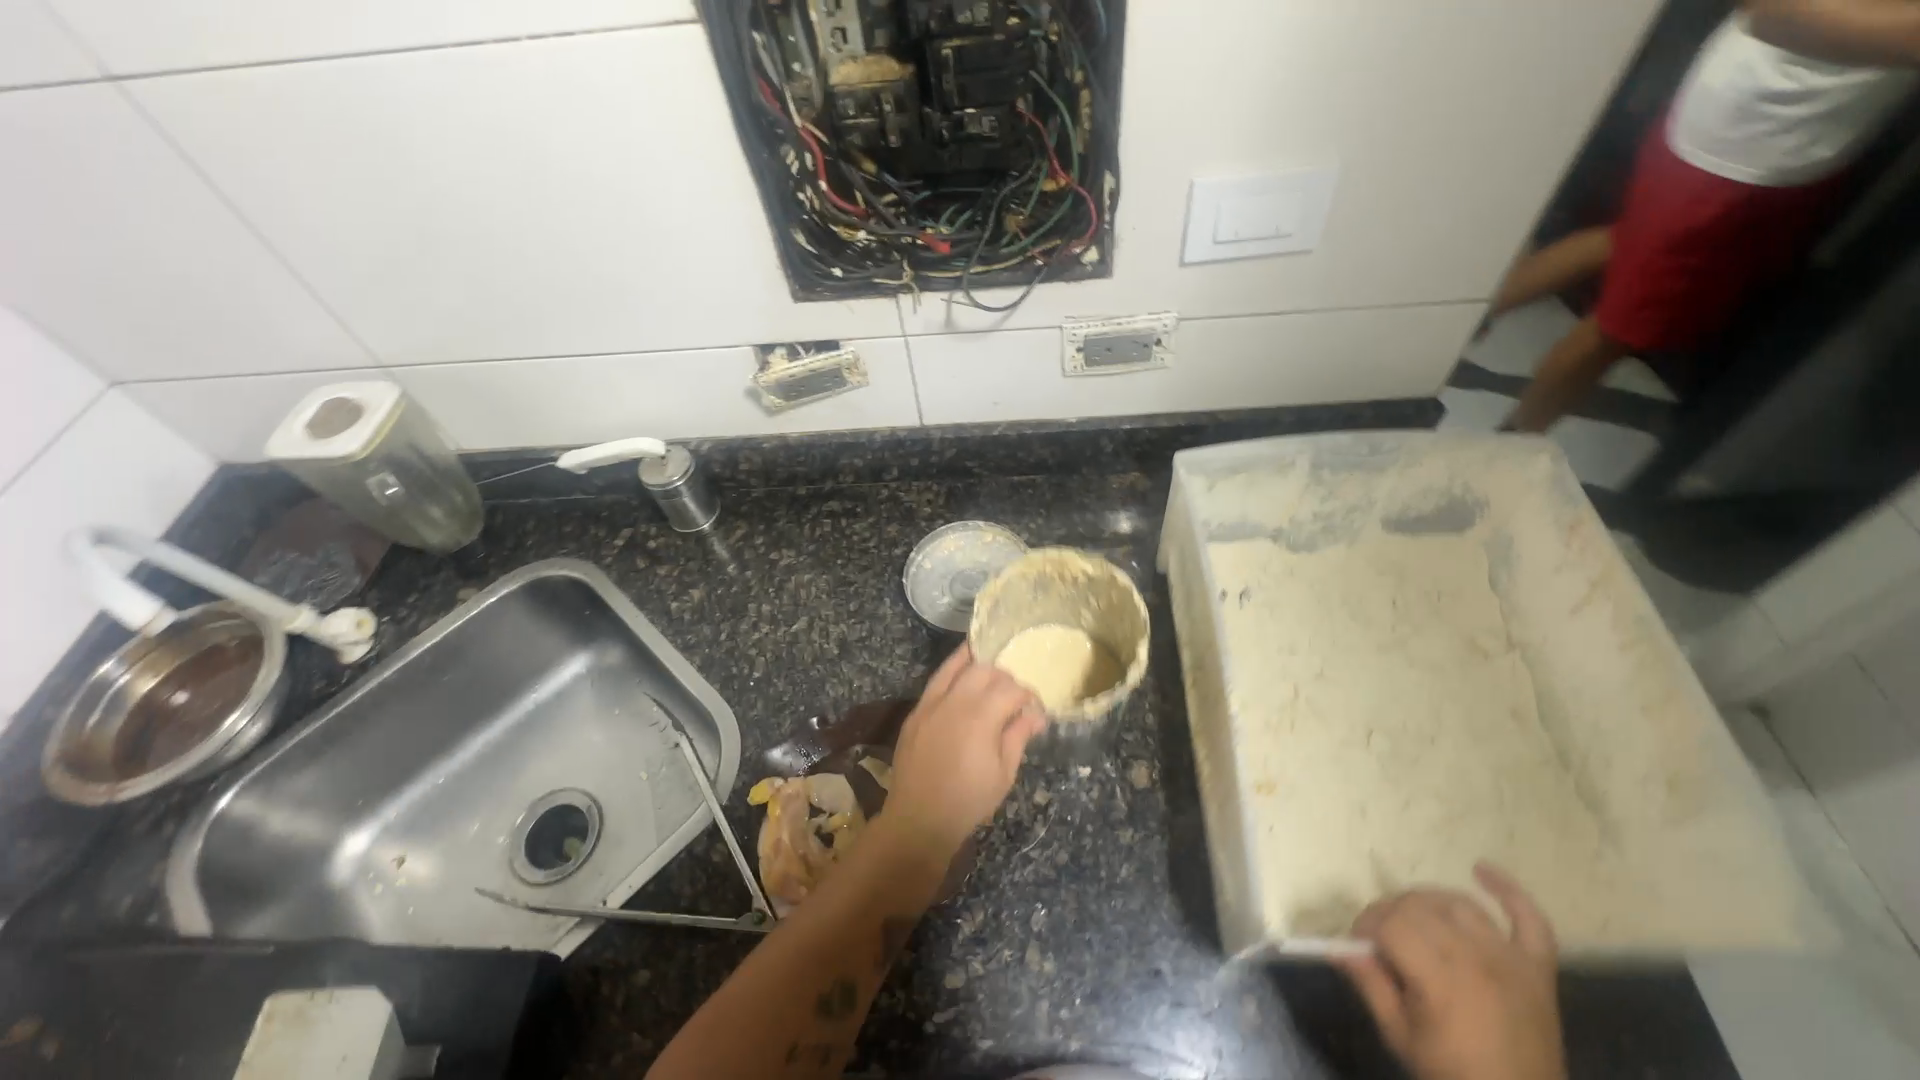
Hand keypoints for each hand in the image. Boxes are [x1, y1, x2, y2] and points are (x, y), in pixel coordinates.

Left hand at [886, 646, 1045, 853]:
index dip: (1028, 695)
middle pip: (986, 670)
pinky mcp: (916, 711)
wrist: (919, 818)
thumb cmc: (968, 801)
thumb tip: (1036, 714)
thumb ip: (1018, 737)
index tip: (1035, 708)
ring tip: (991, 671)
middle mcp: (955, 702)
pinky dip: (952, 670)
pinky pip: (935, 679)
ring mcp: (931, 704)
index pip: (1012, 690)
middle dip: (1005, 677)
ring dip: (978, 665)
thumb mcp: (1004, 774)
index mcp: (981, 718)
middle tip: (1013, 696)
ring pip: (958, 667)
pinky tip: (962, 672)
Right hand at [1335, 863, 1564, 1079]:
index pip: (1392, 924)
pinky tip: (1480, 869)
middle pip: (1421, 907)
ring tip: (1412, 920)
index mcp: (1441, 978)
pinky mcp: (1538, 965)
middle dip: (1389, 913)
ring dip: (1428, 902)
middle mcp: (1476, 957)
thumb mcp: (1401, 1036)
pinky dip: (1507, 890)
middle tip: (1378, 938)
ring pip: (1460, 904)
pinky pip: (1529, 917)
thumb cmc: (1453, 1072)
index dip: (1366, 926)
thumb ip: (1371, 986)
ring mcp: (1511, 958)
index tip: (1356, 944)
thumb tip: (1340, 949)